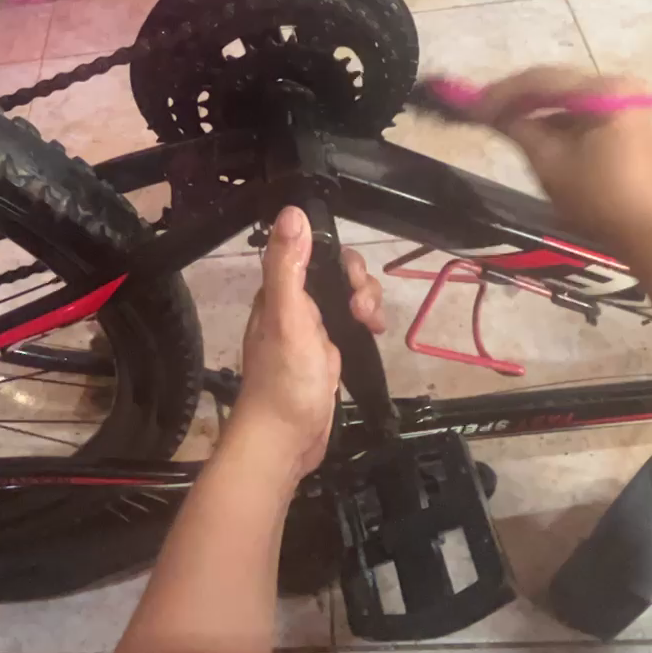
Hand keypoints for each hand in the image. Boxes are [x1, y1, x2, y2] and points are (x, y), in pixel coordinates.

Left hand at [227, 205, 385, 482]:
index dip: (340, 259)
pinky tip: (372, 333)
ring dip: (366, 301)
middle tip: (363, 311)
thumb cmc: (285, 379)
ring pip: (345, 296)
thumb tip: (292, 211)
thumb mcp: (287, 316)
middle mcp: (294, 304)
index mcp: (279, 291)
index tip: (352, 283)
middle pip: (335, 273)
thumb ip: (288, 265)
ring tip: (371, 325)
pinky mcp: (326, 352)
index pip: (314, 252)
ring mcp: (312, 329)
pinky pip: (350, 323)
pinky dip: (365, 322)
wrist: (285, 440)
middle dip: (359, 283)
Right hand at [478, 67, 651, 246]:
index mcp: (604, 91)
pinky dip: (552, 120)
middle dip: (515, 98)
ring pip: (564, 98)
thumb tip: (490, 113)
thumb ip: (517, 129)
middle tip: (481, 111)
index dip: (501, 93)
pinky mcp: (623, 120)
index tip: (472, 107)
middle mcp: (618, 86)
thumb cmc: (597, 197)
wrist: (648, 231)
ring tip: (499, 120)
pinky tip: (529, 130)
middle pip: (554, 85)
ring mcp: (624, 102)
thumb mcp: (548, 162)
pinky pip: (578, 111)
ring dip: (532, 108)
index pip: (542, 81)